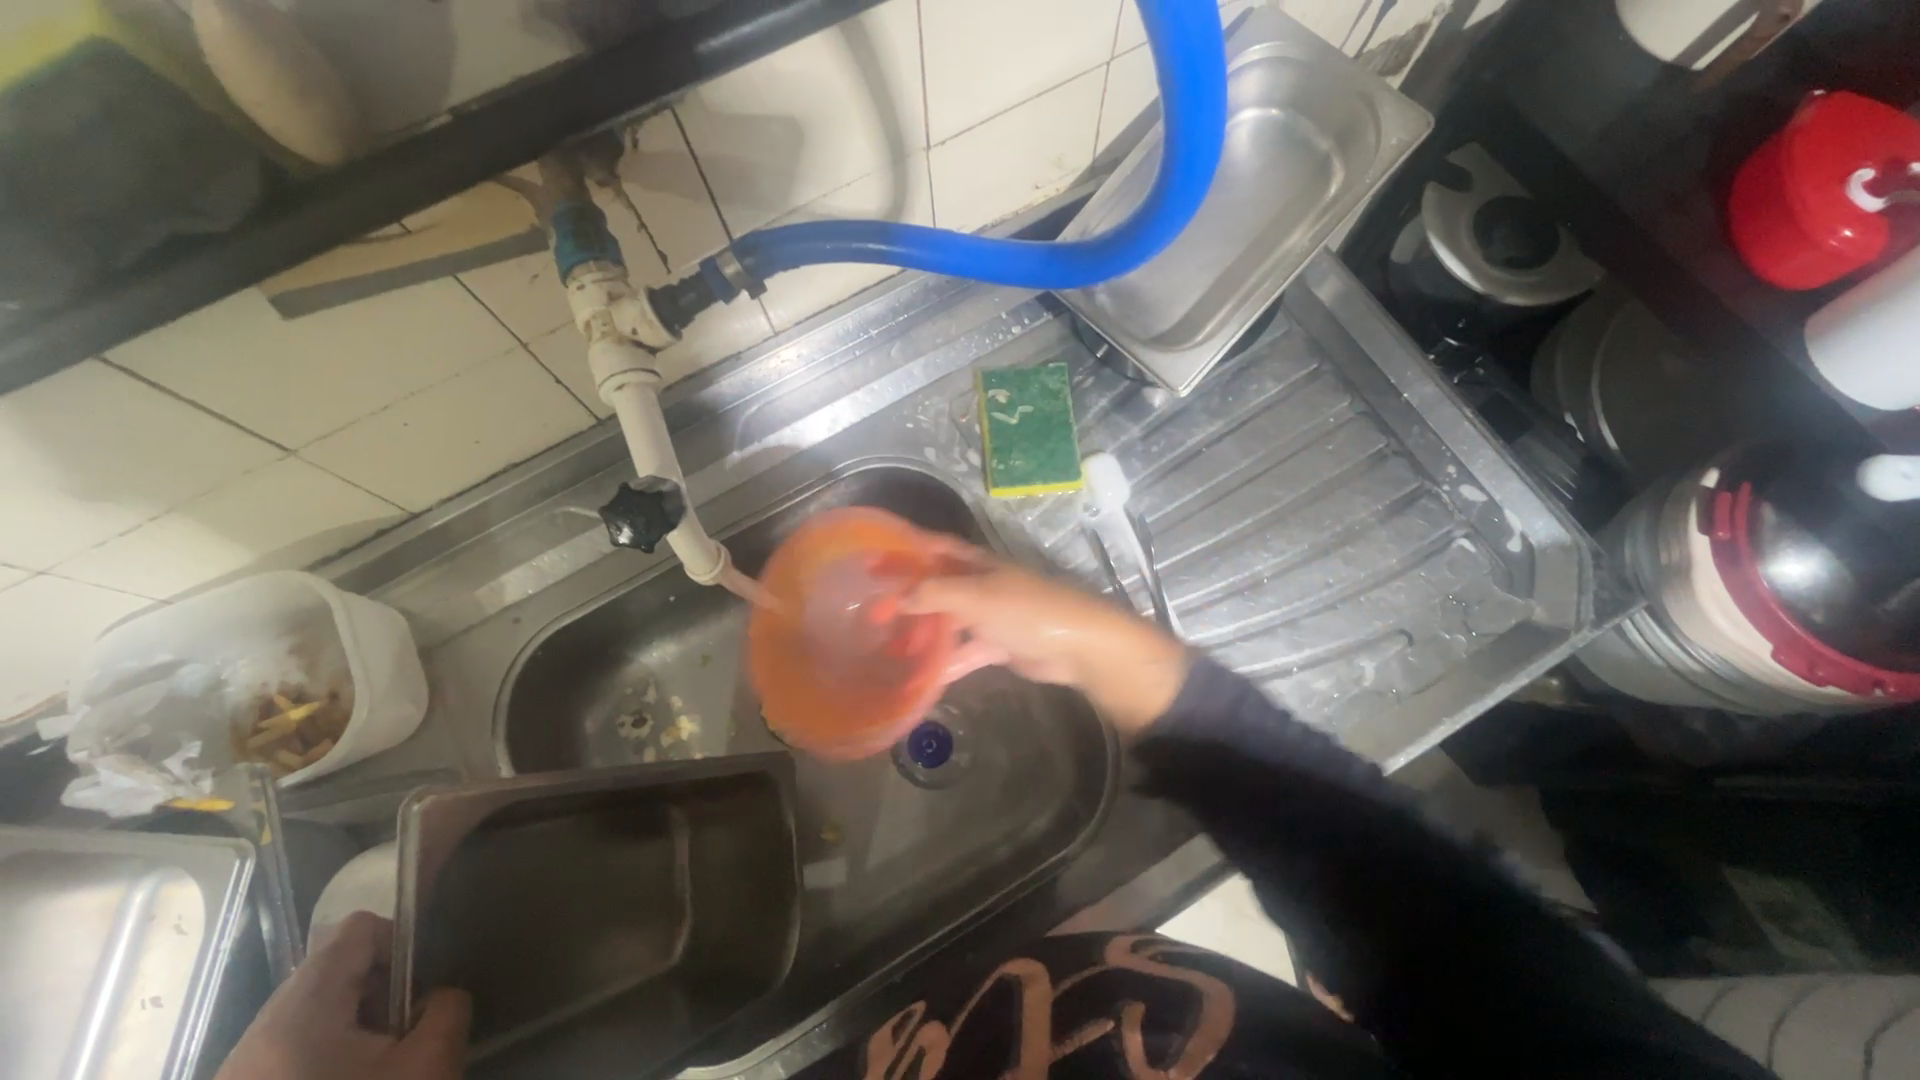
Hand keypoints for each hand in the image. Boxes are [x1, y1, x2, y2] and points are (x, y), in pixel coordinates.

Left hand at [216, 912, 470, 1079]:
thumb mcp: (427, 1068)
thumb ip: (447, 1010)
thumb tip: (436, 997)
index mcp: (303, 1010)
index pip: (357, 930)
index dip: (401, 941)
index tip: (419, 988)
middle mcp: (260, 1030)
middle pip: (331, 969)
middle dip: (380, 991)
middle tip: (403, 1034)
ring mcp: (240, 1068)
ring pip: (311, 1011)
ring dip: (356, 1024)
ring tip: (378, 1067)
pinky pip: (290, 1048)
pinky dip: (328, 1054)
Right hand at [901, 543, 1190, 733]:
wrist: (1078, 645)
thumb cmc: (1026, 609)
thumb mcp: (976, 596)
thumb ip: (934, 594)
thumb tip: (895, 598)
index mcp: (977, 562)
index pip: (934, 548)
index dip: (904, 550)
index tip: (872, 558)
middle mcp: (980, 584)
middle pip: (936, 587)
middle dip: (906, 597)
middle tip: (870, 611)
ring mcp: (990, 616)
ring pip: (947, 623)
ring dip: (922, 634)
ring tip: (886, 647)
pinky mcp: (998, 646)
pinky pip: (964, 653)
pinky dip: (944, 664)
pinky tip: (918, 680)